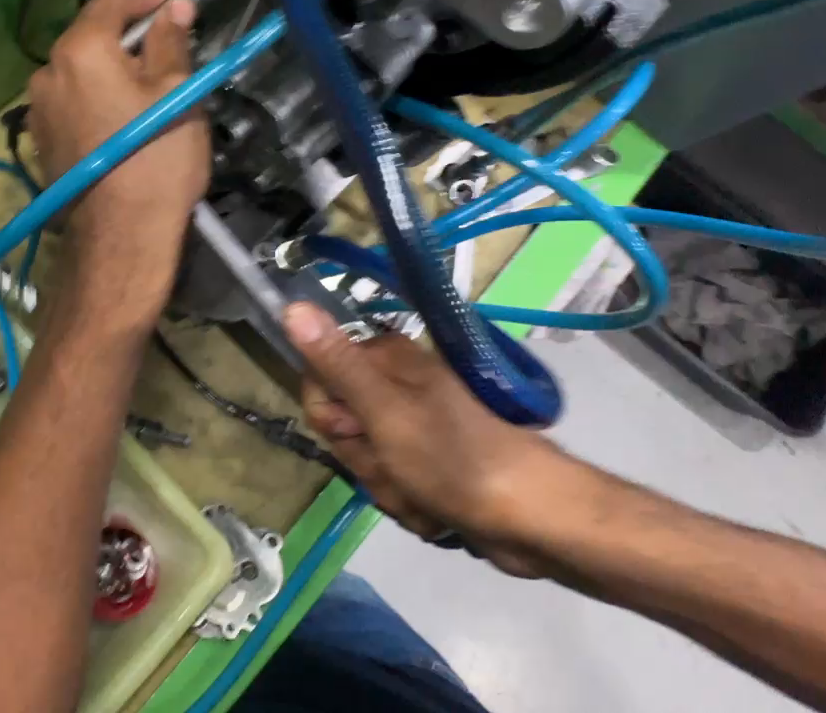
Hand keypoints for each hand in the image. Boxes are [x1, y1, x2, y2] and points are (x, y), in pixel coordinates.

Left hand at [28, 0, 209, 244]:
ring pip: (78, 73)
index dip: (145, 2)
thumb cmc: (156, 157)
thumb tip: (174, 7)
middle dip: (127, 40)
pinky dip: (93, 101)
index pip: (109, 3)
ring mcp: (38, 109)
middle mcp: (47, 72)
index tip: (176, 14)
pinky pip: (69, 104)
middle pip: (89, 38)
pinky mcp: (40, 141)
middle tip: (167, 58)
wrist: (120, 235)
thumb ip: (170, 41)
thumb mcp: (175, 91)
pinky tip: (119, 125)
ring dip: (109, 72)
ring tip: (145, 96)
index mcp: (79, 50)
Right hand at [282, 302, 580, 576]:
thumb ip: (334, 362)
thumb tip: (292, 305)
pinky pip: (391, 480)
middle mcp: (398, 384)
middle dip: (363, 457)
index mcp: (387, 359)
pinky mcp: (430, 461)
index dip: (331, 415)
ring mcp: (415, 424)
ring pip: (365, 457)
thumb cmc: (454, 459)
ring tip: (422, 492)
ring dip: (387, 485)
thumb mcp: (382, 409)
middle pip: (340, 423)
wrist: (533, 520)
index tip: (360, 430)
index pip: (318, 379)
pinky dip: (408, 501)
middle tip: (396, 464)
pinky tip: (435, 508)